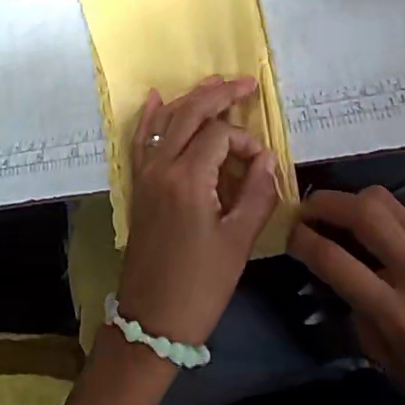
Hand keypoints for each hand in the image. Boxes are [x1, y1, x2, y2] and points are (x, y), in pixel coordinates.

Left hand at [116, 77, 280, 345]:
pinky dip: (150, 118)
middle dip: (218, 94)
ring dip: (191, 100)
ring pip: (165, 122)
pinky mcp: (138, 187)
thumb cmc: (201, 284)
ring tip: (215, 84)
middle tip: (246, 83)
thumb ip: (258, 193)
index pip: (219, 136)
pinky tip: (155, 98)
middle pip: (189, 114)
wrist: (152, 320)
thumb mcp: (239, 241)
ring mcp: (144, 176)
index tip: (262, 166)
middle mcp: (161, 168)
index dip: (245, 141)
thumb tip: (266, 159)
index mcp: (187, 179)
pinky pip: (141, 141)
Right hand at [289, 187, 404, 404]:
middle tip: (304, 210)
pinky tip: (376, 239)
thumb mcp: (378, 356)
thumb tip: (326, 265)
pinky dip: (381, 221)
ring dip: (351, 201)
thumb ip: (351, 305)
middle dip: (325, 202)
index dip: (302, 240)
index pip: (336, 260)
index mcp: (400, 314)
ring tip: (333, 214)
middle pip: (365, 211)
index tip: (286, 232)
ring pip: (386, 201)